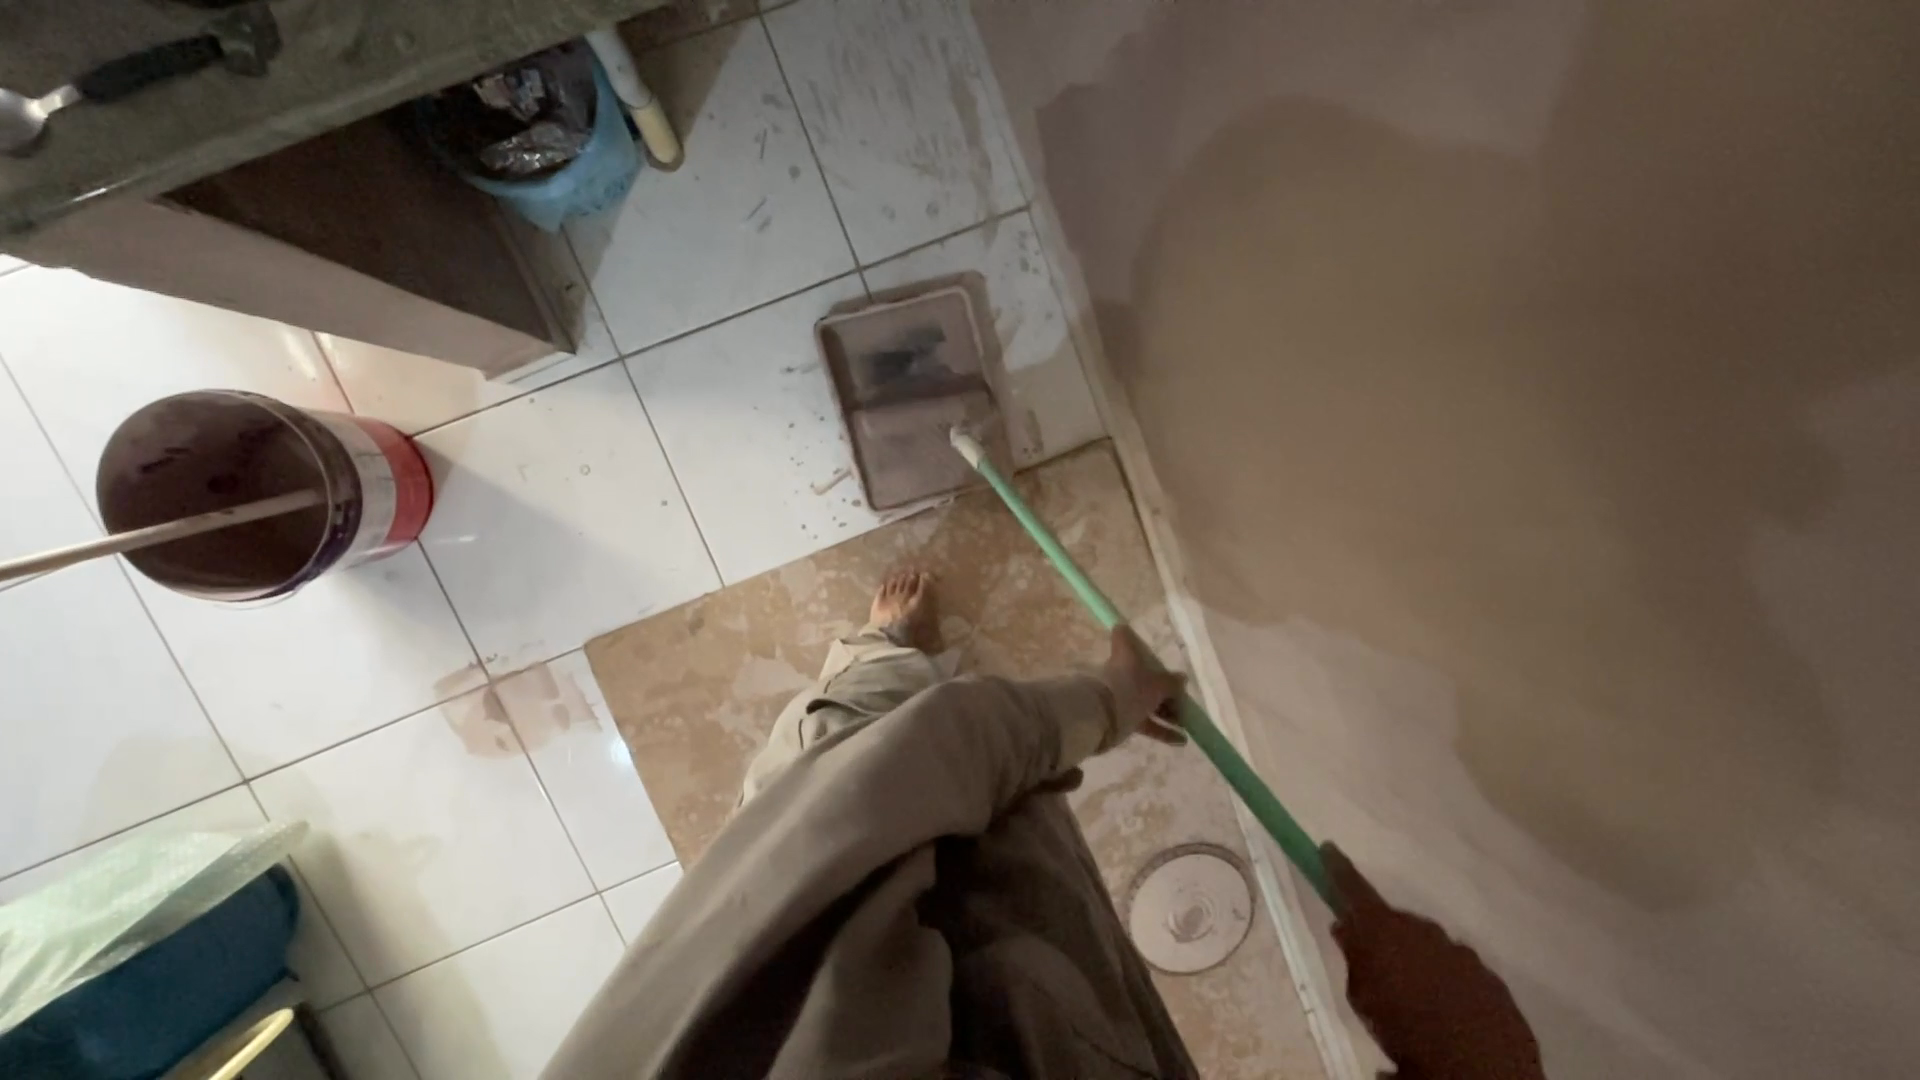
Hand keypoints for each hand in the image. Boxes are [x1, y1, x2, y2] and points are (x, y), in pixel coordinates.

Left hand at [1099, 627, 1187, 748]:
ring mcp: (1121, 696)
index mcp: (1127, 656)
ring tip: (1186, 725)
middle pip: (1144, 675)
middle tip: (1182, 702)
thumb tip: (1182, 678)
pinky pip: (1144, 722)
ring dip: (1166, 713)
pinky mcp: (1120, 717)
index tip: (1134, 634)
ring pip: (1146, 702)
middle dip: (1164, 690)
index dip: (1128, 634)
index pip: (1123, 636)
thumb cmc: (1130, 690)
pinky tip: (1179, 741)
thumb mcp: (1157, 685)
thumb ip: (1171, 683)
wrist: (1101, 719)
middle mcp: (1121, 673)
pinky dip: (1160, 730)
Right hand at [1323, 844, 1544, 1079]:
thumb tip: (1345, 927)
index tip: (1327, 847)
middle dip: (1386, 936)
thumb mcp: (1361, 999)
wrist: (1477, 1074)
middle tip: (1378, 965)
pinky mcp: (1493, 982)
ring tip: (1416, 998)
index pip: (1355, 889)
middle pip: (1398, 922)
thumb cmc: (1402, 1032)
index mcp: (1384, 931)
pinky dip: (1451, 984)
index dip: (1337, 868)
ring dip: (1420, 962)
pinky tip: (1447, 1011)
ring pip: (1432, 947)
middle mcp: (1425, 931)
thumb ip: (1353, 958)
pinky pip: (1463, 973)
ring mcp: (1464, 955)